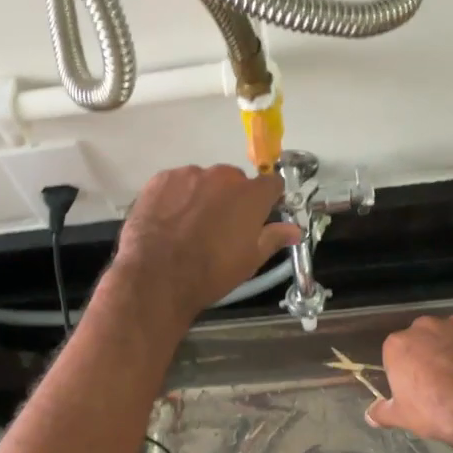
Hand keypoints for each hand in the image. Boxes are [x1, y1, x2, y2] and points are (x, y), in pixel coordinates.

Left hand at [113, 165, 300, 320]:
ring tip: (188, 225)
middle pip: (234, 181)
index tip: (261, 213)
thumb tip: (295, 229)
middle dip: (231, 198)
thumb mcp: (249, 261)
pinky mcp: (160, 179)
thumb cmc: (211, 273)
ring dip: (201, 196)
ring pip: (202, 181)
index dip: (268, 198)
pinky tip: (168, 220)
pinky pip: (175, 183)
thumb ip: (273, 238)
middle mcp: (222, 176)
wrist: (157, 277)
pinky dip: (176, 197)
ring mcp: (188, 175)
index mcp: (250, 194)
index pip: (271, 183)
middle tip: (219, 226)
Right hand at [365, 316, 452, 452]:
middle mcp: (424, 326)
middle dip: (428, 354)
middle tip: (440, 380)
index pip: (396, 353)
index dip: (406, 370)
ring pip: (450, 333)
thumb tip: (370, 414)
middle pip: (422, 338)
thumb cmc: (439, 412)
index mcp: (398, 345)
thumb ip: (383, 412)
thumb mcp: (403, 417)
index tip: (416, 386)